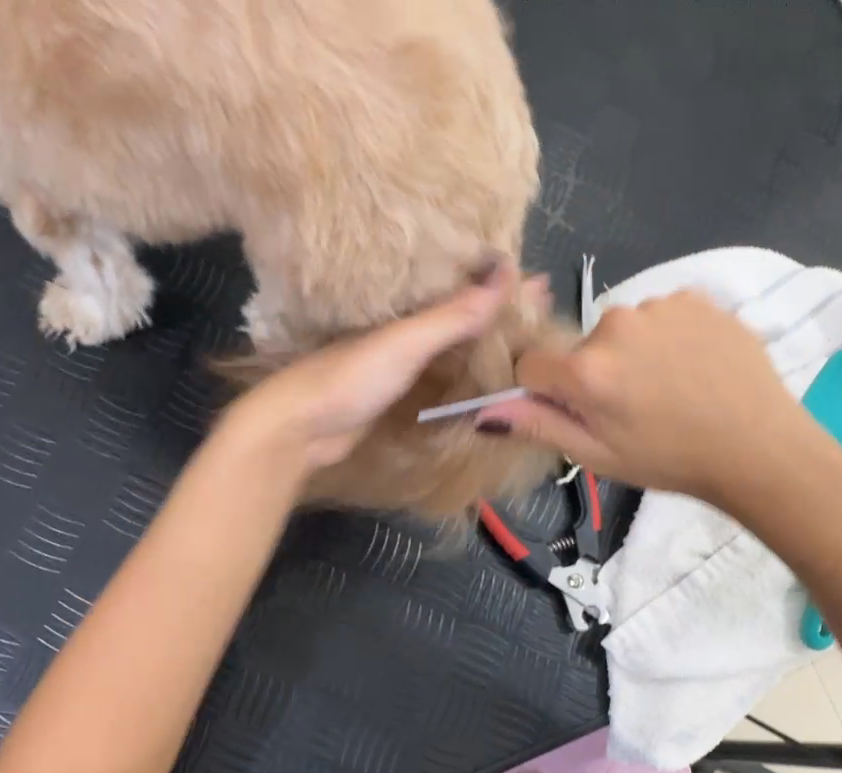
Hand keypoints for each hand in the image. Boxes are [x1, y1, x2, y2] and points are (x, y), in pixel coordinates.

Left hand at [224, 261, 531, 471]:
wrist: (297, 430)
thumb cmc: (348, 379)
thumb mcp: (404, 344)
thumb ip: (452, 316)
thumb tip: (507, 275)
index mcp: (403, 307)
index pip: (462, 288)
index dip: (499, 285)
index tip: (541, 286)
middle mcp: (404, 331)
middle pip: (461, 318)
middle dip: (498, 316)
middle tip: (544, 318)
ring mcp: (400, 366)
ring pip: (452, 350)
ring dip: (484, 348)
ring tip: (527, 348)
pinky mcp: (396, 398)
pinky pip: (440, 381)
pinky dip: (464, 378)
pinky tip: (486, 382)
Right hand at [477, 289, 841, 516]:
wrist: (759, 447)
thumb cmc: (671, 460)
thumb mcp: (598, 456)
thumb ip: (539, 425)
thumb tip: (483, 410)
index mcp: (587, 369)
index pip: (532, 365)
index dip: (547, 393)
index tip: (578, 413)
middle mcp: (616, 324)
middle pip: (581, 348)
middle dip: (595, 374)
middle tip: (634, 409)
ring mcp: (660, 306)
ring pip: (623, 331)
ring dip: (633, 355)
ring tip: (669, 389)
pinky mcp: (696, 298)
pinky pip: (661, 316)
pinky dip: (668, 338)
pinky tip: (693, 368)